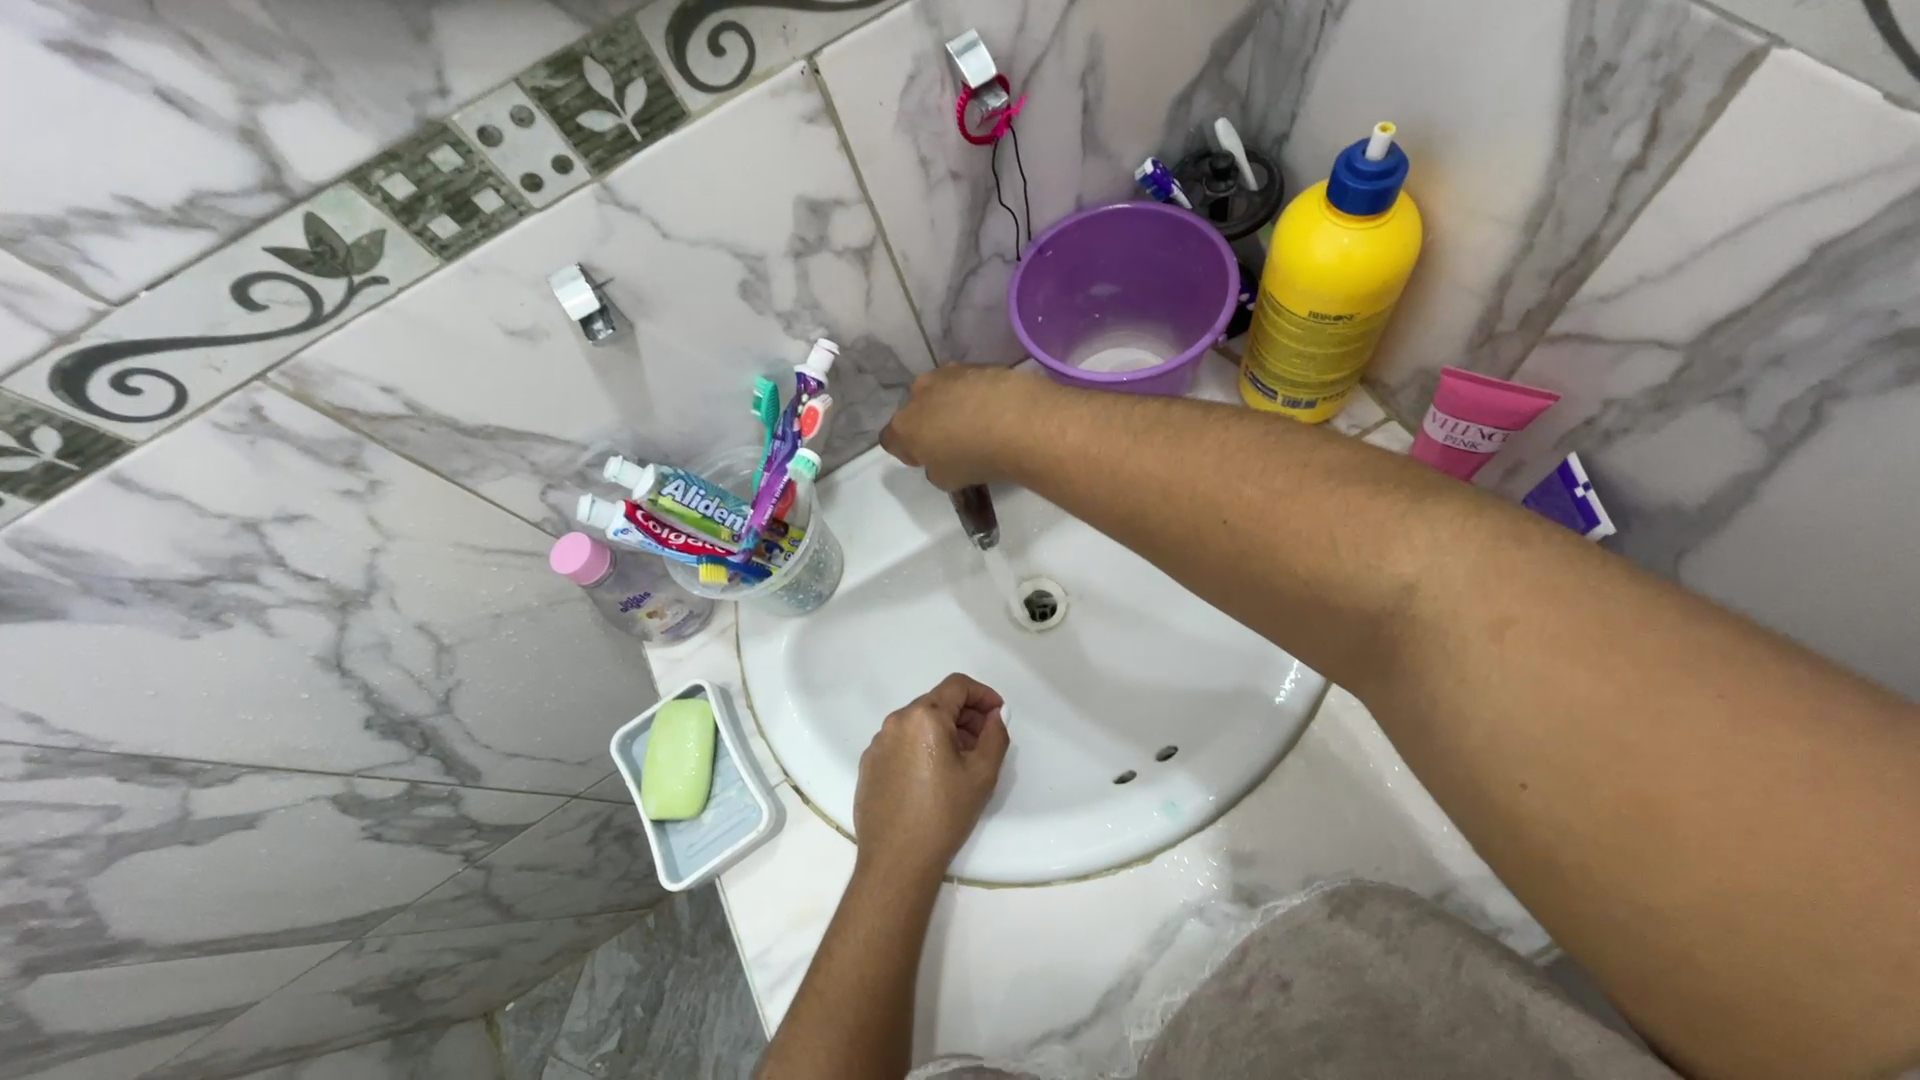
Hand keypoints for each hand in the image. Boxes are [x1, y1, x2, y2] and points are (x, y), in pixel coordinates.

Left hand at [853, 673, 1010, 879]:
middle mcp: (896, 721)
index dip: (982, 694)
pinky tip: (932, 777)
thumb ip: (994, 735)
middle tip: (983, 741)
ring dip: (943, 731)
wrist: (897, 859)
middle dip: (964, 715)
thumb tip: (993, 716)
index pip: (957, 685)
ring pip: (917, 723)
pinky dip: (921, 747)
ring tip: (960, 762)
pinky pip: (901, 743)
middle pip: (936, 702)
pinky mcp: (869, 764)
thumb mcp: (982, 774)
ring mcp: (878, 743)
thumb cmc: (944, 813)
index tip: (997, 713)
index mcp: (924, 716)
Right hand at [880, 365, 1047, 489]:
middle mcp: (919, 393)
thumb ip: (936, 469)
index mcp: (905, 425)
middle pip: (917, 409)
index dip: (907, 451)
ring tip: (982, 423)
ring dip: (955, 404)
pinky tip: (999, 410)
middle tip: (955, 440)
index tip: (926, 459)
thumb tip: (941, 460)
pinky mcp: (978, 363)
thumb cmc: (975, 459)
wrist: (1018, 422)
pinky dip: (980, 393)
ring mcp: (949, 374)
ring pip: (944, 391)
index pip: (891, 439)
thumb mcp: (948, 480)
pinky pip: (971, 382)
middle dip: (931, 422)